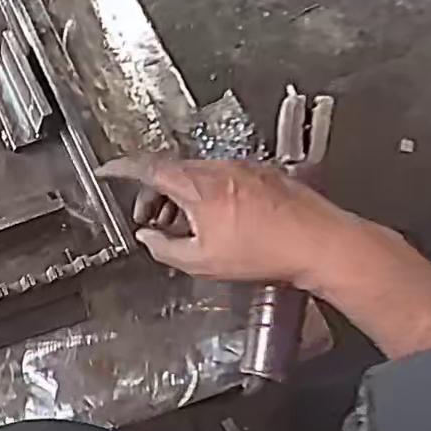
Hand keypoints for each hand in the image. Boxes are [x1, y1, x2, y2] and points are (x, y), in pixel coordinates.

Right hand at [96, 155, 369, 289]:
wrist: (324, 245)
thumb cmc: (265, 253)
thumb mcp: (200, 261)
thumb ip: (164, 248)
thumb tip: (149, 239)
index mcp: (197, 186)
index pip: (147, 169)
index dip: (121, 170)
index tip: (106, 171)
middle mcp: (219, 169)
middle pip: (170, 172)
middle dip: (152, 194)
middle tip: (149, 220)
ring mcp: (243, 168)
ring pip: (195, 174)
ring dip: (179, 195)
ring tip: (182, 226)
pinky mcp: (264, 174)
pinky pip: (220, 177)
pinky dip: (205, 193)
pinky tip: (212, 220)